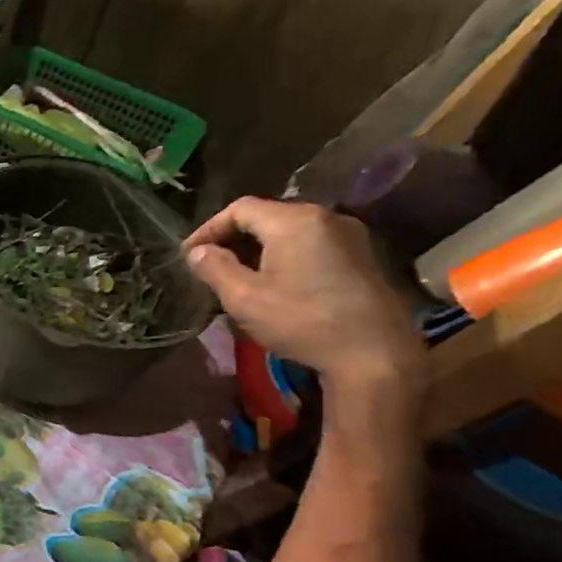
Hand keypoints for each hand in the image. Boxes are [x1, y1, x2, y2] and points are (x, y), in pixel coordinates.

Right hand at [184, 198, 423, 392]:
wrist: (373, 352)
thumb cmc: (301, 320)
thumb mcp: (244, 298)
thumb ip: (215, 268)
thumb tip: (197, 251)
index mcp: (293, 221)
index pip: (240, 208)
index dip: (208, 229)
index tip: (188, 256)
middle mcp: (325, 216)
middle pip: (267, 216)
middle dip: (232, 238)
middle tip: (209, 266)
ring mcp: (349, 235)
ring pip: (289, 231)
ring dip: (257, 248)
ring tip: (237, 276)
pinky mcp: (361, 256)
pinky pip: (311, 244)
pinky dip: (283, 256)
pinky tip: (274, 282)